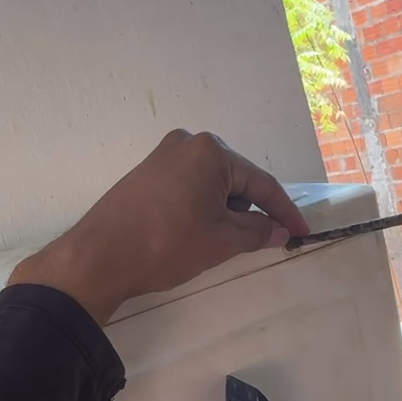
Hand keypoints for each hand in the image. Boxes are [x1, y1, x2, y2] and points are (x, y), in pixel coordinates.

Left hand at [9, 130, 308, 322]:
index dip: (284, 211)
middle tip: (261, 241)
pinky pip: (188, 188)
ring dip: (225, 211)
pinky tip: (197, 232)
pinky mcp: (145, 175)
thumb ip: (257, 231)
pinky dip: (202, 208)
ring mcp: (162, 157)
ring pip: (211, 185)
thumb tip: (280, 230)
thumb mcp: (221, 240)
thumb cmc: (167, 244)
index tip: (302, 232)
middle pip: (235, 179)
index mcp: (211, 151)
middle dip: (251, 210)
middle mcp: (187, 144)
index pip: (261, 183)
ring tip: (222, 242)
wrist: (99, 257)